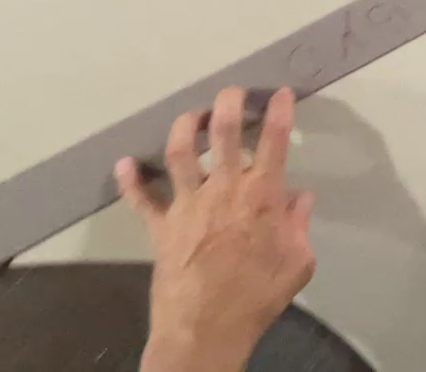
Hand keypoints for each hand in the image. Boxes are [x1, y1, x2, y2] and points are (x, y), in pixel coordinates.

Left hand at [118, 88, 315, 371]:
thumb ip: (301, 225)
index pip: (275, 140)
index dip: (281, 111)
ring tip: (192, 116)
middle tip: (232, 91)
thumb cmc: (256, 297)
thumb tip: (302, 198)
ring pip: (181, 153)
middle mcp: (224, 189)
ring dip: (186, 128)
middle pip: (224, 133)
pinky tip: (123, 164)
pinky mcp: (161, 228)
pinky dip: (131, 181)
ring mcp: (188, 206)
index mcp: (261, 195)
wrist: (205, 334)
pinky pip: (141, 200)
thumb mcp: (297, 263)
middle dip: (228, 103)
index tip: (282, 93)